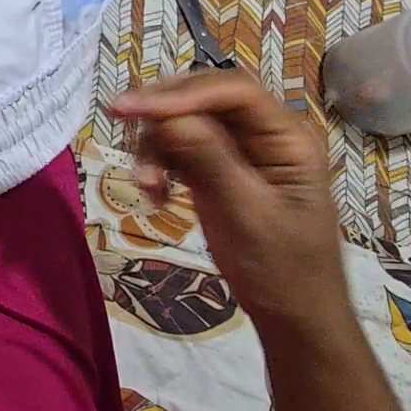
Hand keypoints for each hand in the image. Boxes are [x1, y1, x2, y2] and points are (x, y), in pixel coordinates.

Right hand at [108, 72, 350, 337]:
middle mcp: (262, 135)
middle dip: (162, 111)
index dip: (184, 94)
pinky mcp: (215, 168)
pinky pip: (177, 148)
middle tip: (118, 118)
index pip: (234, 92)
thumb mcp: (246, 214)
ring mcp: (238, 151)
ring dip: (155, 146)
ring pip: (183, 121)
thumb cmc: (281, 270)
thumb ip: (210, 160)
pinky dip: (158, 164)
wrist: (292, 318)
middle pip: (203, 98)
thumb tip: (168, 117)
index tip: (135, 109)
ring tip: (147, 186)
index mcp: (287, 138)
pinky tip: (154, 195)